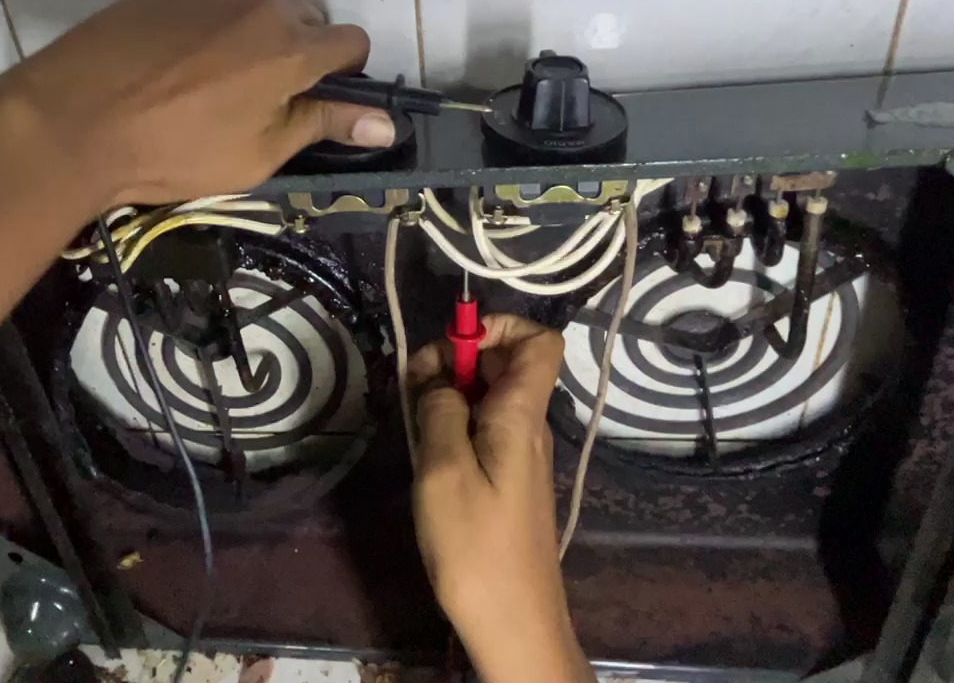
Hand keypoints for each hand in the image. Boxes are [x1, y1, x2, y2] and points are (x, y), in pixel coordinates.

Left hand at [0, 0, 393, 205]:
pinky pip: (201, 6)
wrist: (72, 123)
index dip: (345, 71)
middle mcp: (257, 8)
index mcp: (291, 49)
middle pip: (303, 18)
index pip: (351, 40)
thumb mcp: (258, 154)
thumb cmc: (176, 152)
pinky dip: (199, 31)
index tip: (319, 98)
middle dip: (298, 50)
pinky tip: (163, 66)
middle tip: (261, 96)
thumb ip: (324, 126)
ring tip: (200, 85)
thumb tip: (387, 122)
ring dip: (246, 40)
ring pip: (249, 12)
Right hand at [408, 315, 594, 682]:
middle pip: (504, 362)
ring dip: (448, 391)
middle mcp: (528, 424)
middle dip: (455, 357)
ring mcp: (519, 452)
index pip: (540, 341)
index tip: (453, 344)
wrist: (514, 628)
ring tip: (413, 415)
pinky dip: (453, 420)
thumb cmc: (476, 547)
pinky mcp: (506, 476)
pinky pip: (483, 426)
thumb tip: (438, 378)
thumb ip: (438, 409)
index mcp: (522, 414)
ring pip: (488, 394)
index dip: (500, 325)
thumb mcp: (443, 470)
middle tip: (413, 383)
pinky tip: (427, 447)